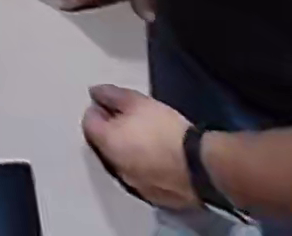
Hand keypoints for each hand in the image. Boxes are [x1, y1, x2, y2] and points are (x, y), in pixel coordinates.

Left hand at [83, 85, 198, 209]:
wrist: (203, 166)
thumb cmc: (165, 128)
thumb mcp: (135, 100)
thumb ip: (109, 94)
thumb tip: (95, 93)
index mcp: (107, 144)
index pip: (88, 123)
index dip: (97, 109)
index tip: (110, 104)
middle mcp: (116, 168)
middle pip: (103, 143)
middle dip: (110, 129)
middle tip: (127, 117)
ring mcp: (136, 186)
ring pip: (121, 161)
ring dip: (125, 148)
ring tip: (143, 135)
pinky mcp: (157, 198)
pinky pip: (140, 177)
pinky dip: (142, 165)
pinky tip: (157, 156)